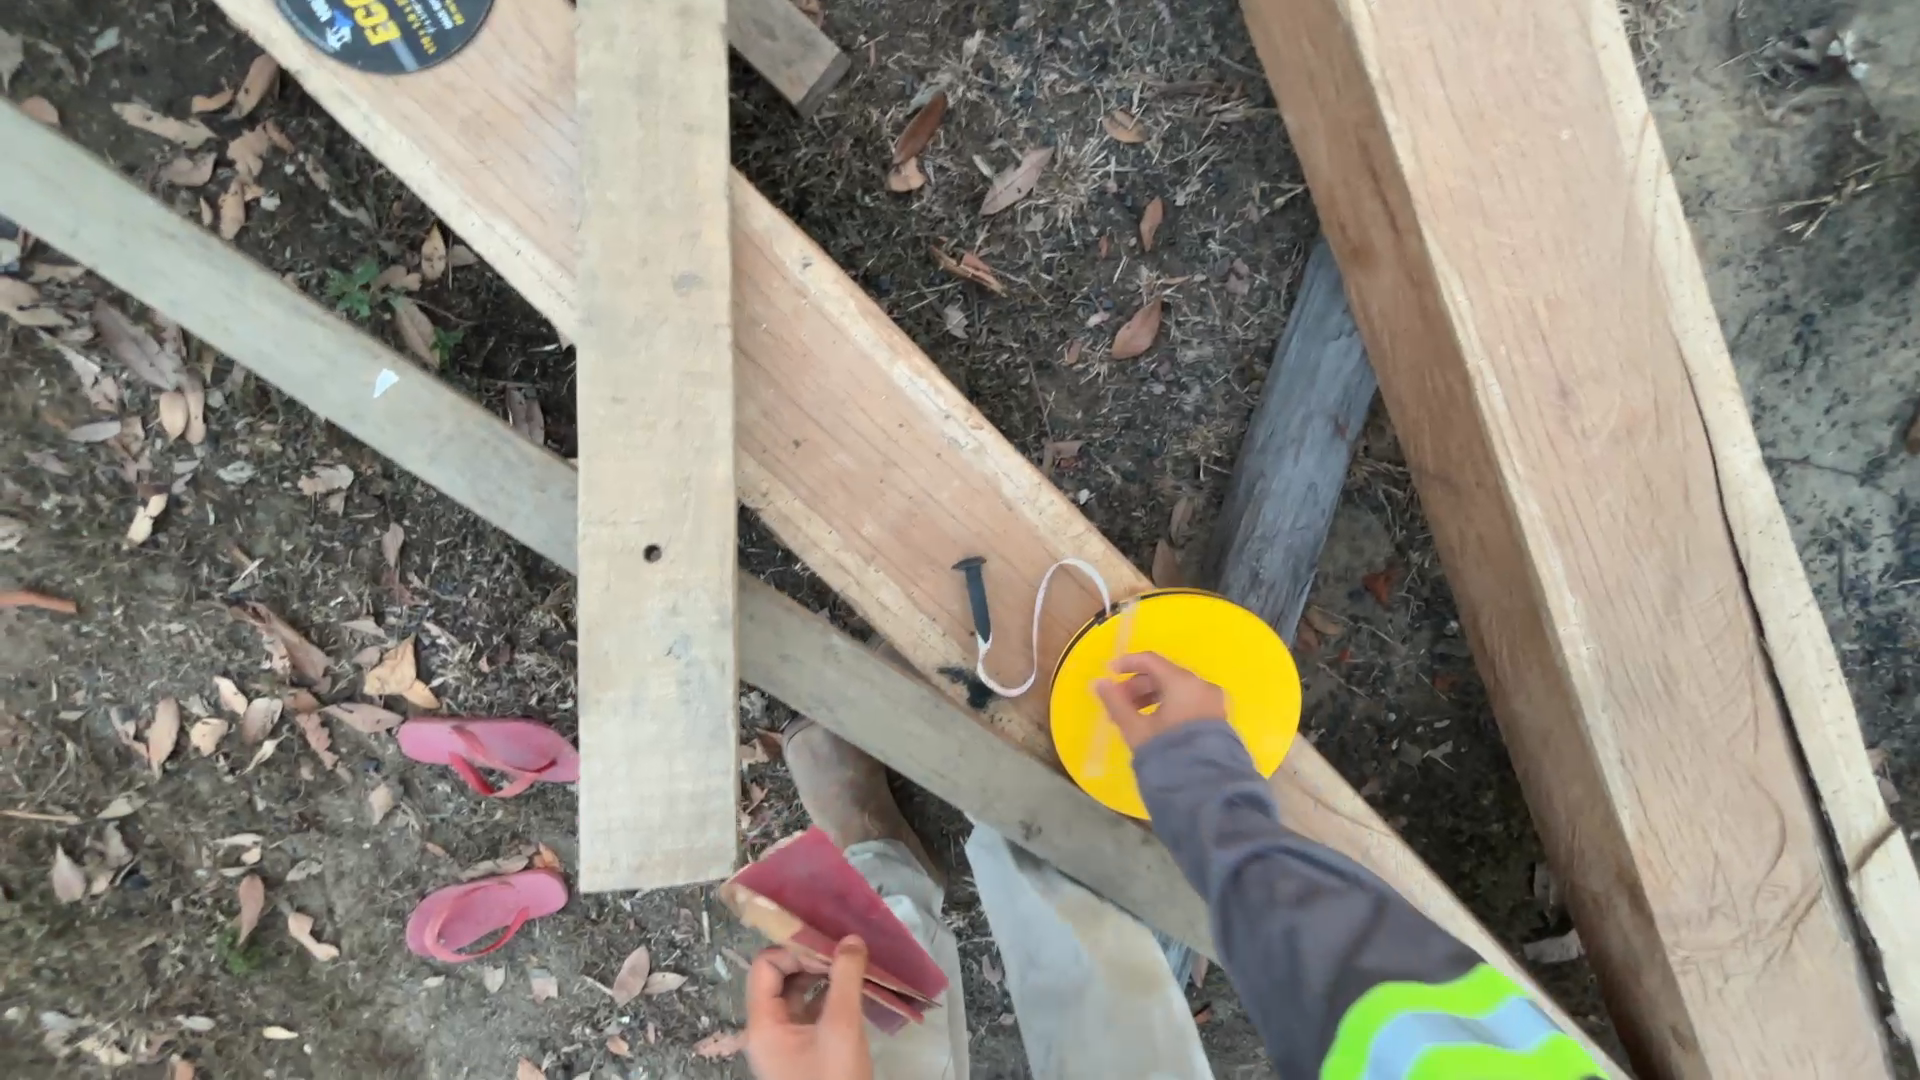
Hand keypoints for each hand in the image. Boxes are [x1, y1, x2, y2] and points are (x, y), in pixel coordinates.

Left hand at [745, 937, 872, 1079]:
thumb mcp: (841, 1028)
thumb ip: (845, 978)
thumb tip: (850, 937)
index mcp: (763, 1025)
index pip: (766, 966)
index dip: (795, 951)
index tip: (829, 950)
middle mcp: (768, 1029)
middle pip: (780, 975)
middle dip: (810, 958)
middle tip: (843, 954)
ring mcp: (786, 1041)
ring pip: (797, 991)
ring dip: (822, 974)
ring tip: (851, 966)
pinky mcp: (804, 1049)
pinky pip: (811, 1009)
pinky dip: (829, 993)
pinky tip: (853, 989)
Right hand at [1093, 651, 1225, 747]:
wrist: (1208, 789)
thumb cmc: (1168, 753)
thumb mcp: (1136, 729)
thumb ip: (1115, 702)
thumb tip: (1099, 682)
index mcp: (1182, 682)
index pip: (1150, 660)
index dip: (1126, 663)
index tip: (1109, 673)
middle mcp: (1201, 686)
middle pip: (1163, 675)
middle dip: (1137, 686)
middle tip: (1118, 703)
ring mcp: (1213, 702)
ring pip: (1176, 689)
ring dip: (1151, 698)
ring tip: (1133, 718)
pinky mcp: (1218, 719)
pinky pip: (1188, 702)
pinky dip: (1168, 706)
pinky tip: (1154, 725)